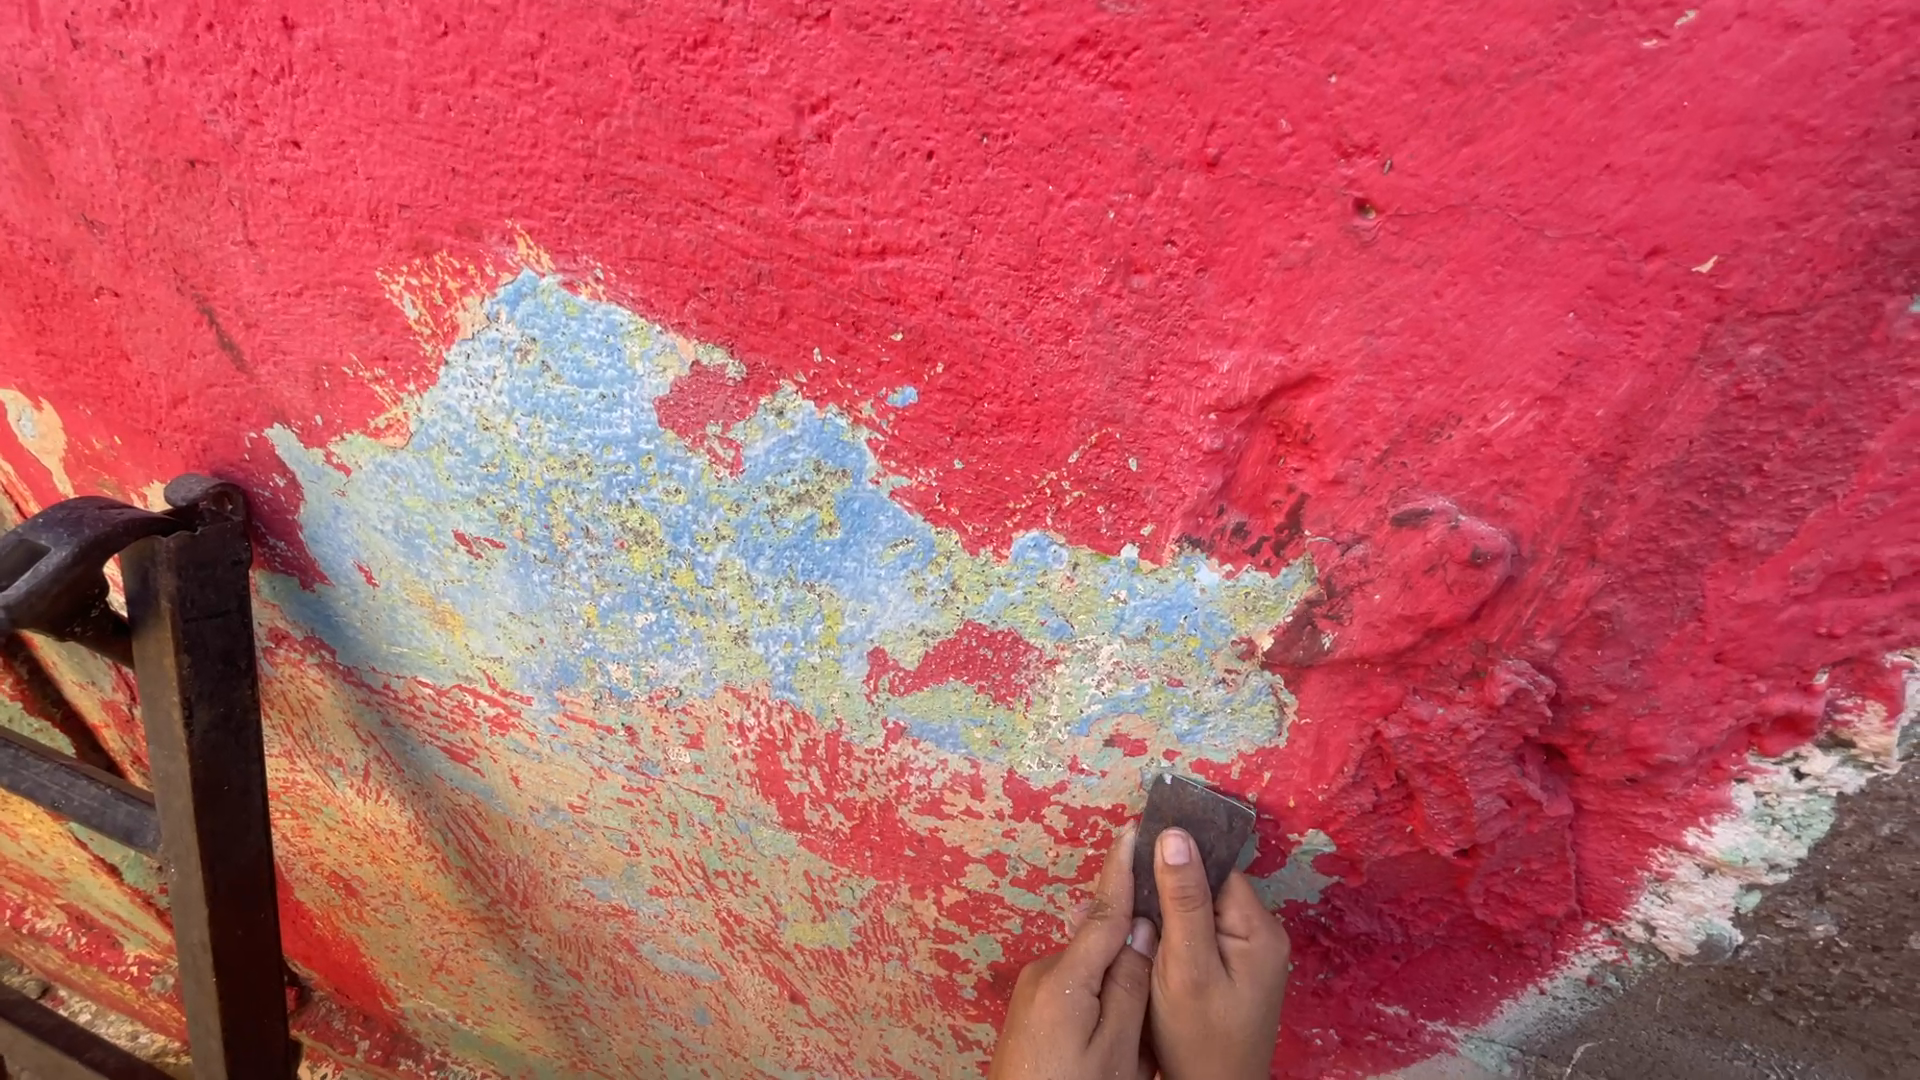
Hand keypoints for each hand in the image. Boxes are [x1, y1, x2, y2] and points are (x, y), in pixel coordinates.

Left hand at [989, 827, 1158, 1079]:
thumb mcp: (1117, 1052)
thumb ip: (1128, 985)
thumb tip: (1141, 929)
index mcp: (1066, 976)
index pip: (1103, 911)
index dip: (1120, 869)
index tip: (1131, 828)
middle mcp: (1044, 971)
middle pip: (1097, 943)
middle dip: (1128, 947)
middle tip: (1160, 965)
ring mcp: (1032, 990)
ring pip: (1087, 970)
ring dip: (1112, 982)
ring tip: (1136, 1025)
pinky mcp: (1029, 1009)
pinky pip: (1072, 988)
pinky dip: (1095, 996)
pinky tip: (1109, 1030)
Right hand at [1146, 828, 1290, 1079]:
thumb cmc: (1199, 1039)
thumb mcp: (1186, 967)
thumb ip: (1182, 900)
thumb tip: (1174, 833)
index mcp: (1257, 927)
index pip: (1212, 867)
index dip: (1172, 859)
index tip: (1132, 858)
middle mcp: (1258, 932)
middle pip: (1204, 884)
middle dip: (1162, 886)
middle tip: (1120, 893)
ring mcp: (1244, 951)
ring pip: (1195, 906)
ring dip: (1161, 908)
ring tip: (1126, 914)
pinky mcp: (1228, 967)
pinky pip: (1195, 929)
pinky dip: (1168, 930)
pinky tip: (1142, 938)